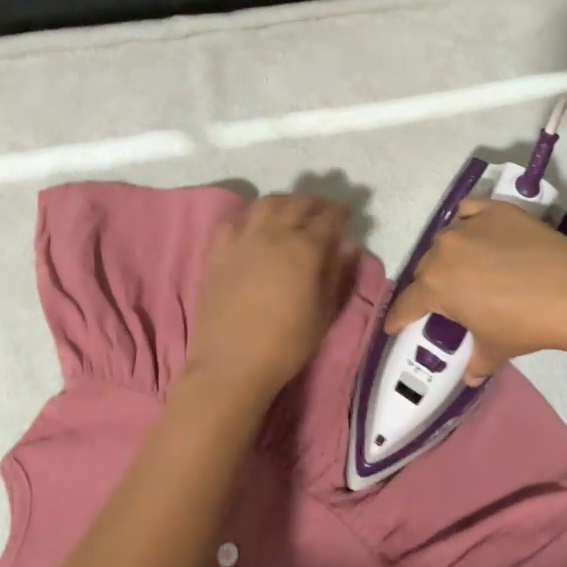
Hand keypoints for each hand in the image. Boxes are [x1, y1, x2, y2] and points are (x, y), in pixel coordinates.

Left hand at [185, 193, 356, 405]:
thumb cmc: (286, 344)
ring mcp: (243, 240)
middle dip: (316, 203)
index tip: (348, 213)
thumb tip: (347, 246)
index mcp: (304, 249)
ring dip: (284, 201)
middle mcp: (274, 234)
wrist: (232, 365)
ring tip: (291, 210)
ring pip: (266, 203)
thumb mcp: (323, 312)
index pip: (328, 219)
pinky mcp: (218, 251)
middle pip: (298, 204)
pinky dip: (249, 215)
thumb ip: (336, 273)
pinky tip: (254, 224)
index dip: (341, 213)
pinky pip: (234, 219)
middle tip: (324, 210)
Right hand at [383, 197, 566, 383]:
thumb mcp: (495, 349)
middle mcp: (445, 250)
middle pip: (426, 268)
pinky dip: (469, 220)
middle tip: (447, 300)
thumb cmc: (526, 324)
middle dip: (431, 285)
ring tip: (467, 267)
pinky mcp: (496, 209)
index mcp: (436, 285)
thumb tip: (471, 375)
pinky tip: (479, 232)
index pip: (407, 303)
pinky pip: (470, 211)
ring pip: (447, 239)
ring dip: (450, 254)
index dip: (399, 318)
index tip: (394, 325)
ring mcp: (470, 225)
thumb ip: (476, 361)